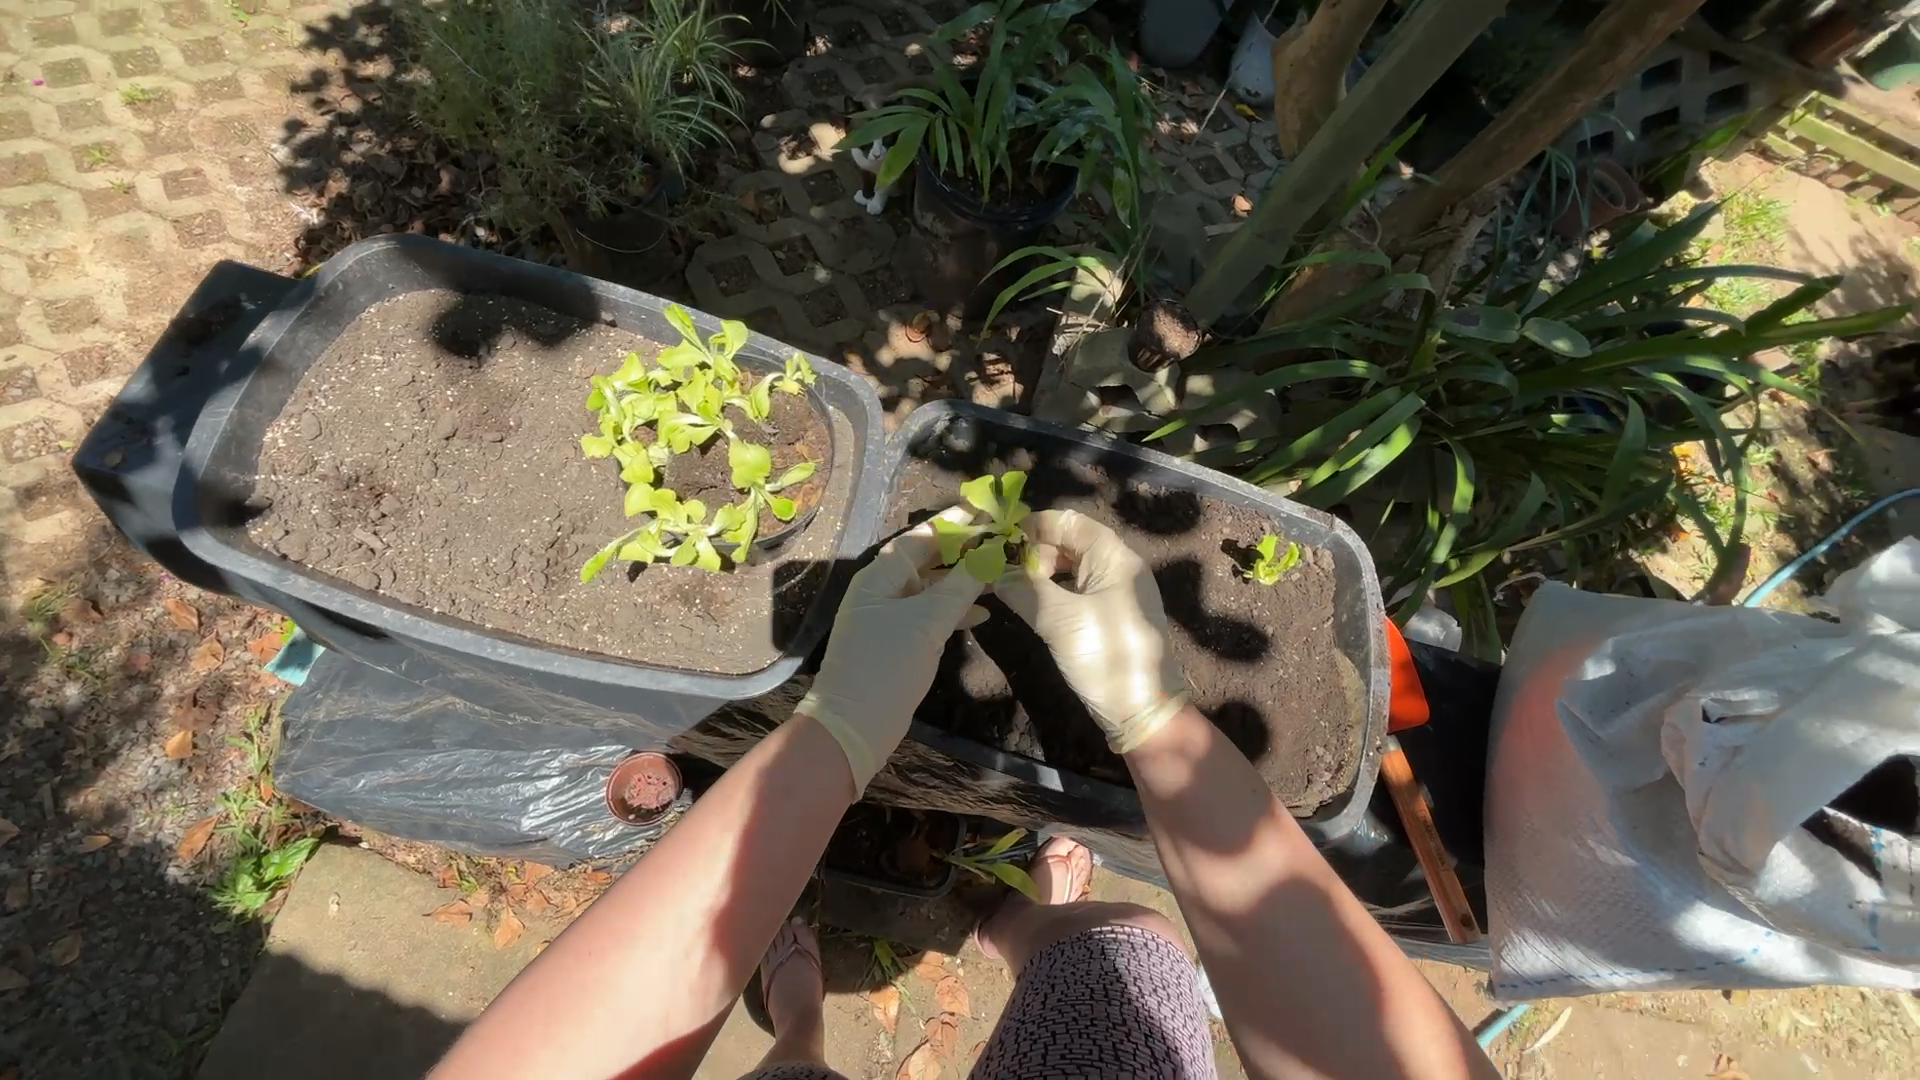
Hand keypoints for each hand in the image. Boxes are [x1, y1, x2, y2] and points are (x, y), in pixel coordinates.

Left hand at [799, 508, 986, 795]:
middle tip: (1000, 543)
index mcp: (881, 574)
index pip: (922, 537)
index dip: (954, 524)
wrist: (854, 724)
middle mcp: (882, 588)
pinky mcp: (898, 641)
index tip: (986, 513)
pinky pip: (929, 613)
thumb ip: (961, 585)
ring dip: (963, 582)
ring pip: (931, 588)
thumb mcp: (929, 621)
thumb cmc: (888, 664)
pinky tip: (981, 614)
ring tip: (999, 576)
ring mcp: (888, 616)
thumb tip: (988, 553)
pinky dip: (954, 610)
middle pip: (927, 559)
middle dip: (962, 552)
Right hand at [995, 509, 1187, 752]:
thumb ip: (1023, 589)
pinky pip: (1074, 590)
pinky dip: (1050, 591)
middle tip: (999, 571)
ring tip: (1008, 588)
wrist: (1143, 712)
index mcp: (1113, 557)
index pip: (1068, 521)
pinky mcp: (1107, 615)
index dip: (1032, 526)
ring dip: (1038, 572)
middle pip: (1067, 542)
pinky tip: (1029, 605)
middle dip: (1031, 551)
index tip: (998, 542)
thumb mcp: (1059, 620)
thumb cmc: (1106, 657)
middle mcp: (1116, 566)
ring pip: (1069, 567)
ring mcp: (1113, 591)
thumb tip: (991, 572)